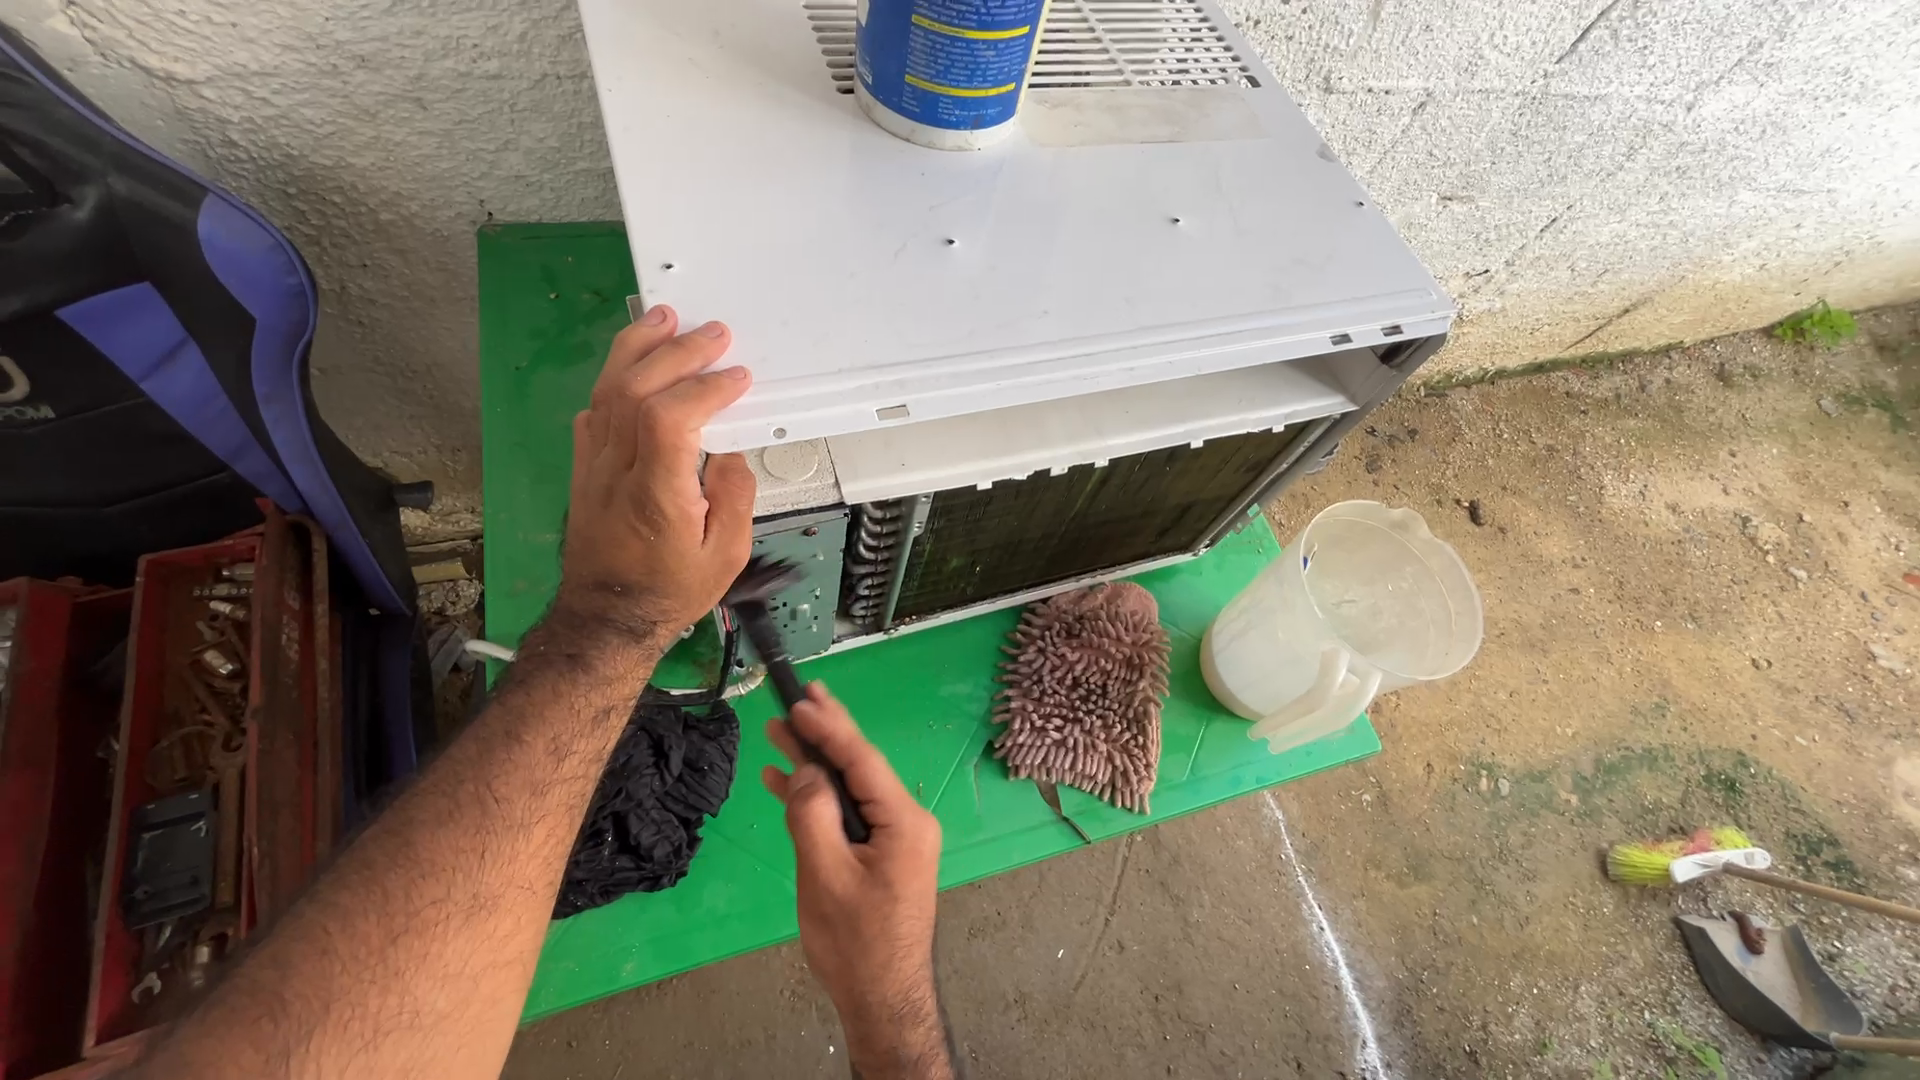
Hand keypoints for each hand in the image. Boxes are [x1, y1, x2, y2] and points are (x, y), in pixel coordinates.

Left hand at [558, 305, 755, 644]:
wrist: (608, 616)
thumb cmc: (671, 590)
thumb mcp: (727, 556)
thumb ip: (734, 496)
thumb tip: (729, 450)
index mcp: (658, 495)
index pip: (669, 419)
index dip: (704, 388)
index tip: (739, 378)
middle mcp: (618, 471)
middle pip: (634, 390)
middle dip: (677, 352)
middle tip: (713, 333)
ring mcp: (593, 466)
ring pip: (607, 391)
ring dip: (638, 348)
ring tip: (665, 318)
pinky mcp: (583, 467)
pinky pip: (593, 411)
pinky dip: (613, 378)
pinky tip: (634, 364)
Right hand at [762, 684, 953, 1078]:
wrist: (882, 998)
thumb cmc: (856, 942)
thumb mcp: (827, 877)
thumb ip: (814, 816)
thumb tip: (806, 769)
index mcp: (903, 821)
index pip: (862, 760)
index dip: (830, 728)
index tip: (802, 701)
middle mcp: (905, 819)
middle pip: (859, 765)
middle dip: (827, 731)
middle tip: (801, 695)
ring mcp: (893, 835)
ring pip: (849, 786)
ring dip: (814, 762)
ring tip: (782, 730)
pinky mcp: (879, 851)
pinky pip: (847, 812)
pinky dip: (816, 797)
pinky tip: (784, 779)